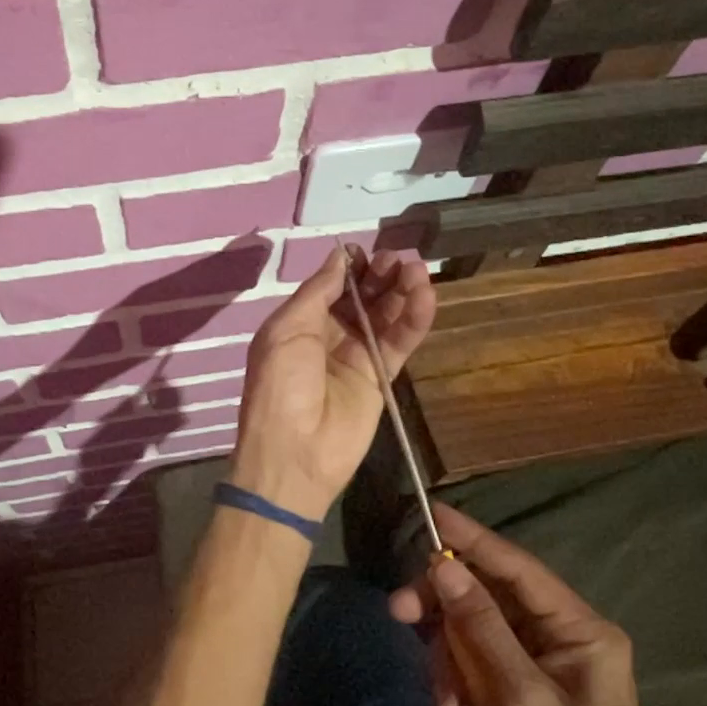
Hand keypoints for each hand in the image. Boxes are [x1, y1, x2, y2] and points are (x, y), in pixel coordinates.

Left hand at [230, 247, 434, 518]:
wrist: (295, 454)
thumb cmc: (280, 386)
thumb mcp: (286, 331)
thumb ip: (317, 293)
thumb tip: (340, 258)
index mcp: (298, 322)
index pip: (330, 285)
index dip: (350, 267)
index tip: (367, 251)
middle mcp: (328, 335)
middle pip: (361, 296)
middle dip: (379, 275)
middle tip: (398, 259)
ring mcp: (356, 355)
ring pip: (384, 315)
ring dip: (401, 291)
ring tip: (417, 270)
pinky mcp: (381, 376)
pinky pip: (400, 341)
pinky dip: (415, 318)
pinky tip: (426, 296)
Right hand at [391, 503, 645, 705]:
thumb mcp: (525, 700)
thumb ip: (482, 628)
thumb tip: (443, 564)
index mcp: (581, 632)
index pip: (519, 569)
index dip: (475, 540)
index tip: (432, 513)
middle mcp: (559, 639)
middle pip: (487, 598)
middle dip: (446, 609)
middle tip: (401, 610)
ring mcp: (534, 667)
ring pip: (471, 632)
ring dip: (448, 661)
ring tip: (447, 705)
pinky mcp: (512, 694)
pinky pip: (470, 667)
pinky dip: (455, 686)